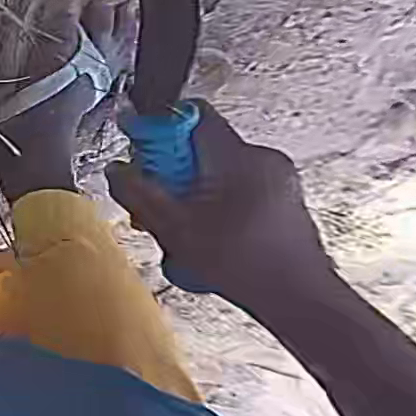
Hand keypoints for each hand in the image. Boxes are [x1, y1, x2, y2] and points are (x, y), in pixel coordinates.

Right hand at [107, 100, 338, 312]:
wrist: (300, 300)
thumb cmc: (240, 263)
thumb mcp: (170, 225)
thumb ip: (135, 189)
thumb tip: (116, 168)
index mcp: (239, 158)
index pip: (190, 115)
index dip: (156, 128)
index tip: (138, 155)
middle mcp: (261, 158)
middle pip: (192, 144)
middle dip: (164, 169)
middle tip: (153, 203)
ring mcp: (274, 176)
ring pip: (206, 166)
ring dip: (180, 188)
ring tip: (174, 223)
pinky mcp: (277, 194)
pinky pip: (225, 181)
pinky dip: (202, 198)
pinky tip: (196, 228)